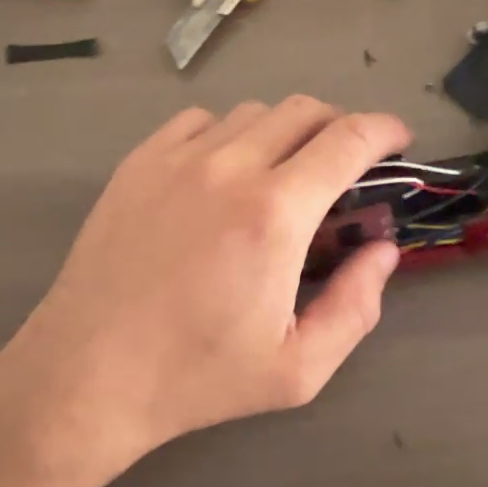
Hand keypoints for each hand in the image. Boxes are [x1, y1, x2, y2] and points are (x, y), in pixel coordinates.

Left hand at [0, 97, 411, 460]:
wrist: (88, 373)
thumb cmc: (197, 376)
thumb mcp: (298, 368)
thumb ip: (357, 305)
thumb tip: (381, 250)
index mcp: (275, 213)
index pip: (349, 139)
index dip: (386, 130)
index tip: (399, 142)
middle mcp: (230, 167)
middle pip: (305, 110)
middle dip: (341, 127)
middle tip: (346, 166)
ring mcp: (177, 158)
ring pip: (253, 112)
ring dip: (285, 131)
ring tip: (284, 174)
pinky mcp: (139, 162)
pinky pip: (200, 122)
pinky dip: (229, 134)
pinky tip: (223, 173)